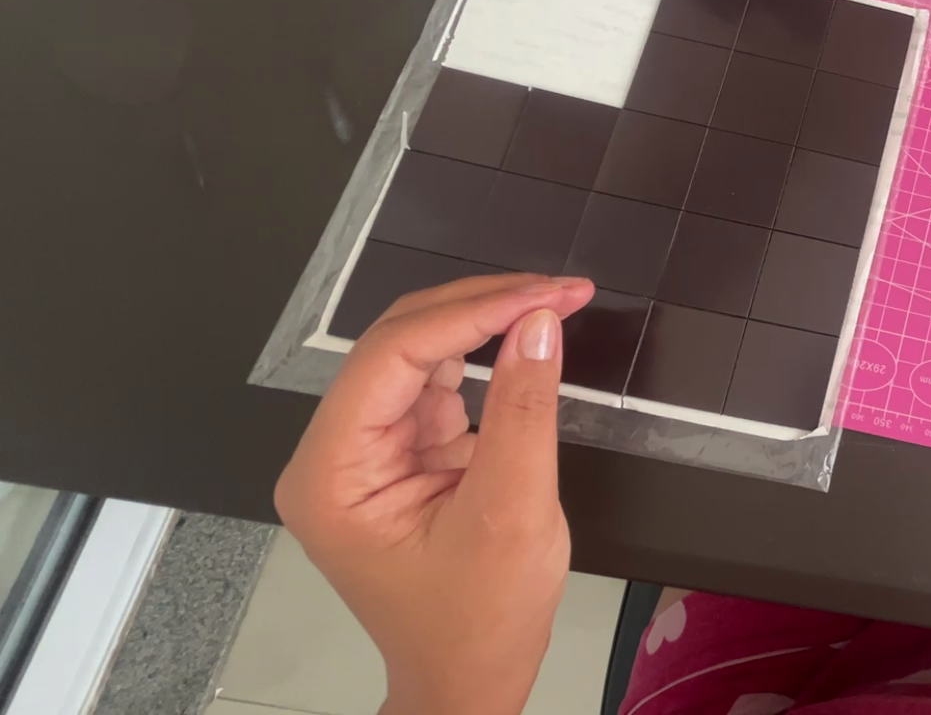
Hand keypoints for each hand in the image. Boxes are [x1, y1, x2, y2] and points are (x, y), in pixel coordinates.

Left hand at [275, 274, 594, 714]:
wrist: (476, 671)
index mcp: (335, 471)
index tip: (553, 296)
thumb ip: (524, 407)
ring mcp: (376, 446)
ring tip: (557, 300)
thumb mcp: (513, 508)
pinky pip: (447, 376)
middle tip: (565, 289)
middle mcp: (342, 449)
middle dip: (486, 303)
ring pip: (425, 347)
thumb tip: (542, 321)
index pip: (395, 354)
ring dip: (492, 317)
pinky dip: (493, 348)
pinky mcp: (413, 447)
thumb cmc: (484, 610)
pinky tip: (529, 334)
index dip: (476, 312)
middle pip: (403, 340)